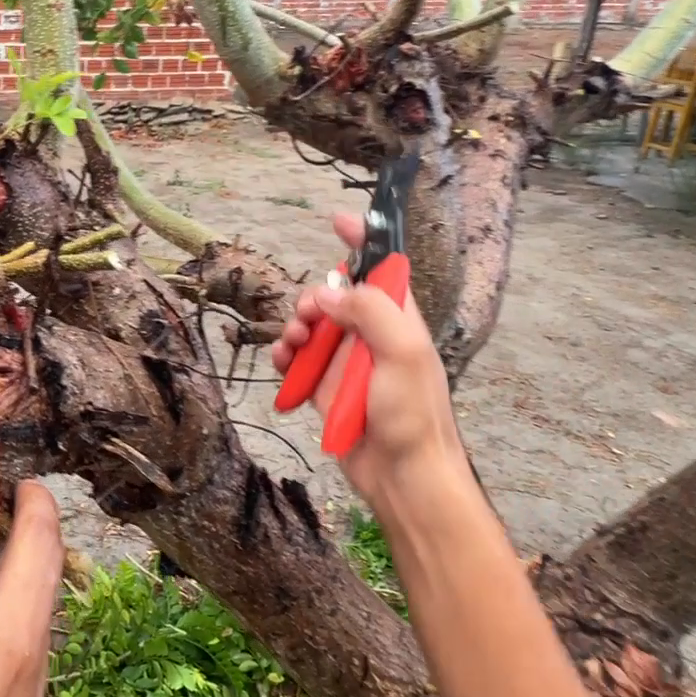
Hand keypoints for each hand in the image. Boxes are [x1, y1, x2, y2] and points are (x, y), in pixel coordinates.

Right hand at [270, 213, 466, 503]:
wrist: (401, 476)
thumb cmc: (412, 415)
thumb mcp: (403, 354)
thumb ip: (371, 312)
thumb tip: (329, 293)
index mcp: (398, 321)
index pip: (381, 269)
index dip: (362, 242)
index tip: (338, 220)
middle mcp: (371, 336)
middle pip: (335, 298)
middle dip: (315, 299)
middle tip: (309, 317)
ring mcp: (346, 363)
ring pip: (312, 328)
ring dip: (296, 329)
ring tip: (293, 346)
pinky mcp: (325, 388)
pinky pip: (298, 361)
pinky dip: (286, 357)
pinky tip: (283, 364)